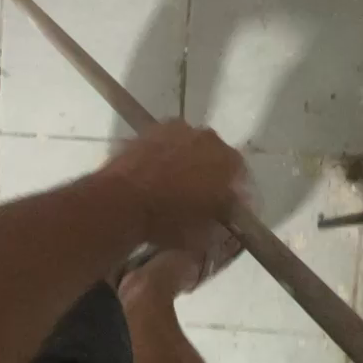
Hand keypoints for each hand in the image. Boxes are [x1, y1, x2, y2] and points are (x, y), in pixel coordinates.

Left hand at [97, 122, 244, 255]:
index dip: (234, 195)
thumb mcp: (204, 232)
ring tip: (174, 185)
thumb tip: (224, 211)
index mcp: (229, 162)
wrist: (121, 200)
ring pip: (190, 147)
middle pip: (216, 156)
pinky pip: (166, 144)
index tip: (226, 210)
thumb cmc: (168, 219)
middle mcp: (208, 138)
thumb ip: (221, 218)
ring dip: (187, 161)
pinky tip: (155, 174)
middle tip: (200, 197)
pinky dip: (165, 156)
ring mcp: (178, 129)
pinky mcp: (151, 129)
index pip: (242, 178)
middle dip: (211, 174)